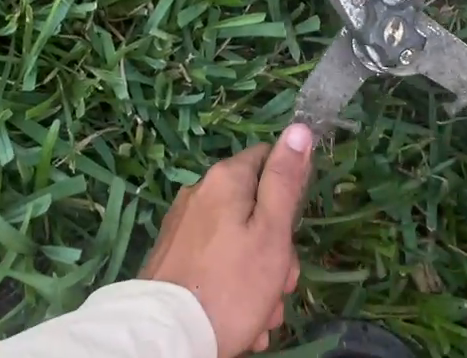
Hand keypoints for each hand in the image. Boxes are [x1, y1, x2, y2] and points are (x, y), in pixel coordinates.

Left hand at [140, 123, 314, 356]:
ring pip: (235, 240)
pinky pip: (213, 261)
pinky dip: (230, 284)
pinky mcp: (172, 256)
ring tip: (262, 315)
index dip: (288, 194)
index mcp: (226, 178)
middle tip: (280, 286)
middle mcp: (200, 191)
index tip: (292, 233)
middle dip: (274, 247)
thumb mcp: (271, 232)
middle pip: (253, 207)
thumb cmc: (232, 284)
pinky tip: (239, 318)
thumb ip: (285, 180)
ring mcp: (183, 225)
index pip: (268, 160)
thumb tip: (299, 128)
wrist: (167, 337)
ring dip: (256, 274)